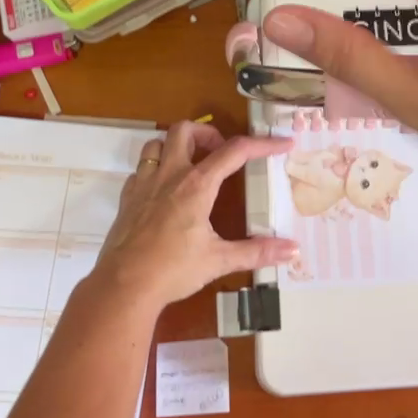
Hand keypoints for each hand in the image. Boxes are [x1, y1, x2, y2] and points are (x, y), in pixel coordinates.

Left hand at [92, 121, 299, 310]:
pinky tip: (165, 190)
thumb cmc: (172, 270)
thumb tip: (294, 250)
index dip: (262, 144)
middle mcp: (169, 176)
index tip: (283, 144)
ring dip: (176, 145)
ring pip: (156, 143)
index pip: (234, 151)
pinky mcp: (126, 199)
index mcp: (196, 186)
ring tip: (192, 163)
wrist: (123, 287)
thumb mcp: (219, 261)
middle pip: (184, 130)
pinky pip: (140, 170)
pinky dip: (155, 169)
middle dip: (207, 133)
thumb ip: (257, 252)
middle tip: (221, 153)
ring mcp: (143, 184)